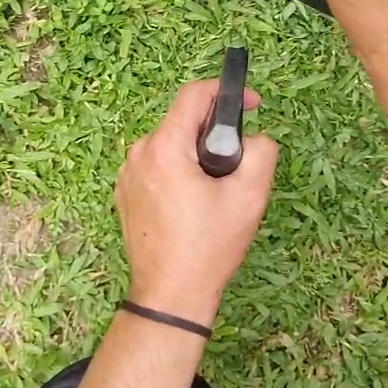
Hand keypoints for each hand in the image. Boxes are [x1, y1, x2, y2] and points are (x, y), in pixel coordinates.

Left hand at [116, 80, 279, 327]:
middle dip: (215, 132)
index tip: (252, 104)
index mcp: (164, 147)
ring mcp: (127, 174)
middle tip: (237, 162)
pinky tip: (194, 203)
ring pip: (171, 144)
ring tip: (217, 188)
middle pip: (183, 121)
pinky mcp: (125, 192)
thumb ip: (261, 151)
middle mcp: (139, 153)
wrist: (170, 295)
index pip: (194, 95)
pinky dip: (179, 171)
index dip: (227, 91)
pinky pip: (158, 165)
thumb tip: (254, 137)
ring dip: (197, 153)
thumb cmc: (209, 246)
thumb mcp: (250, 195)